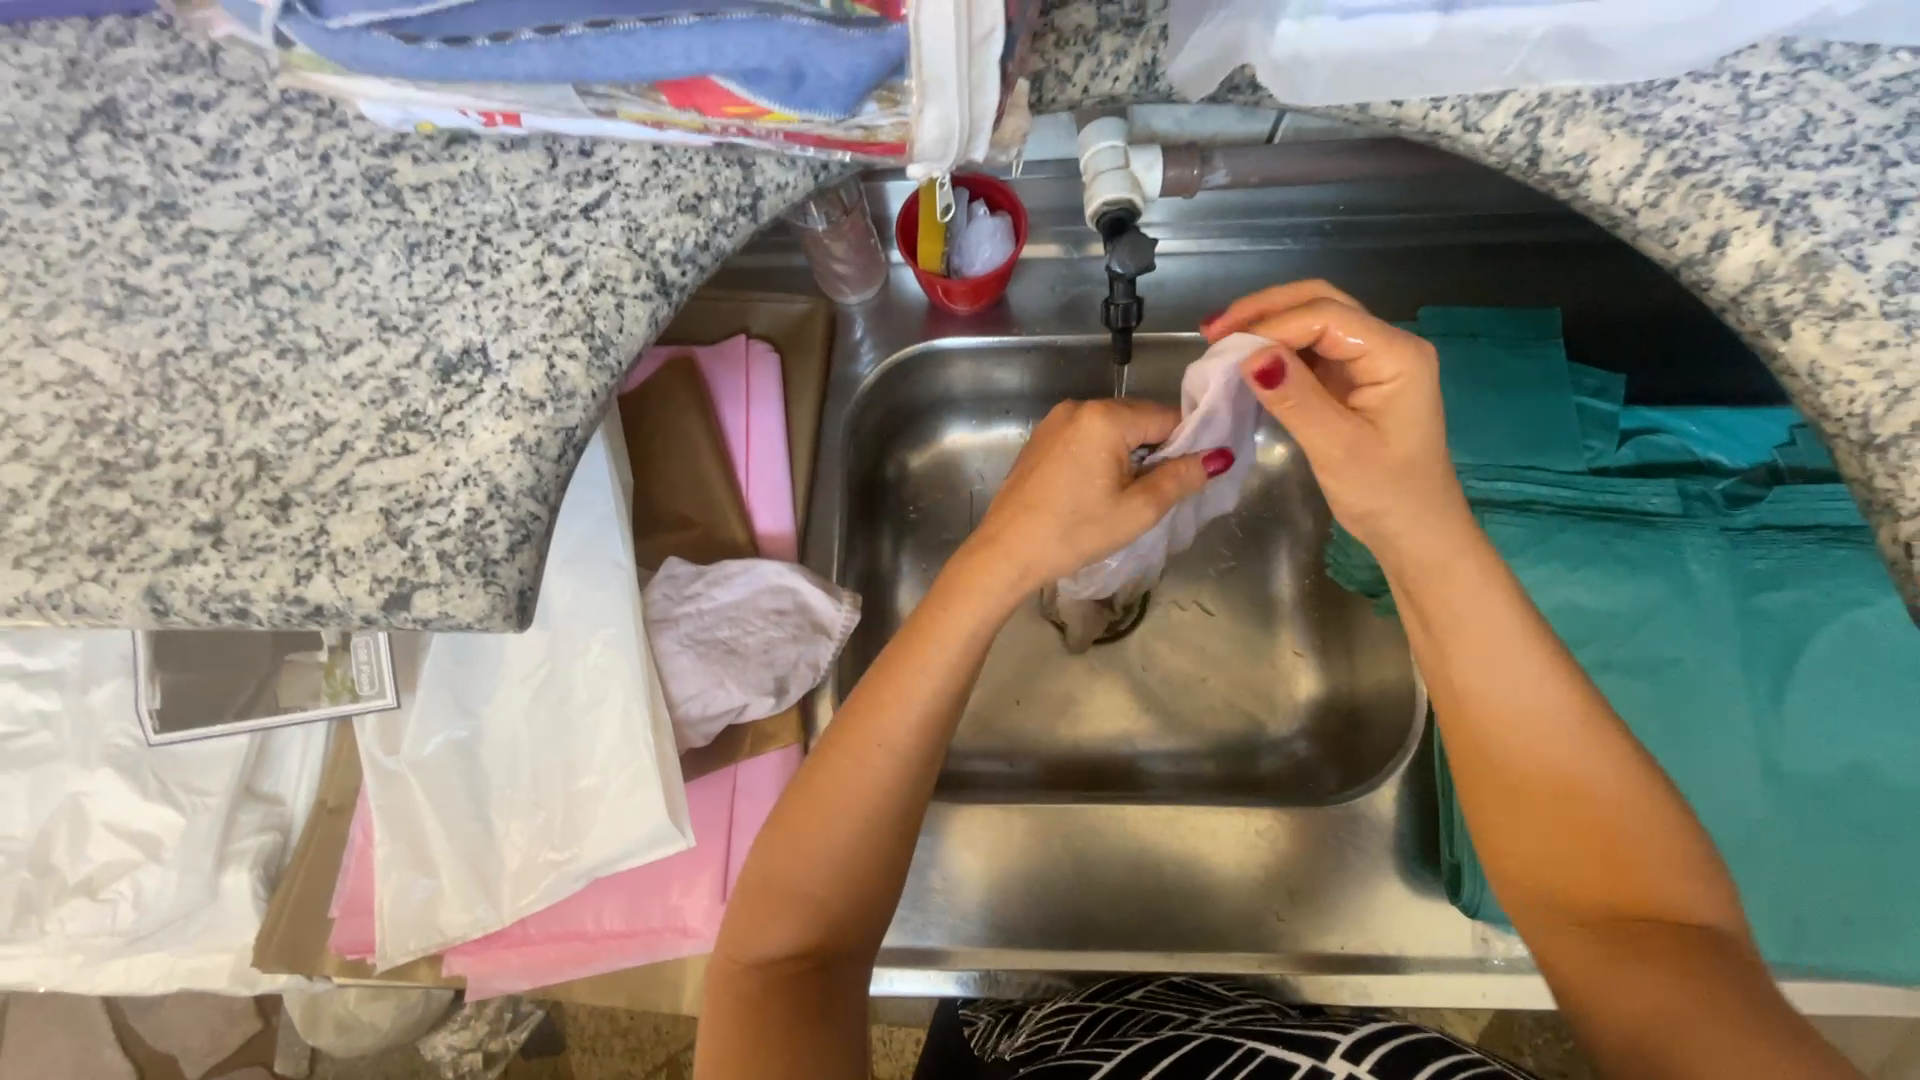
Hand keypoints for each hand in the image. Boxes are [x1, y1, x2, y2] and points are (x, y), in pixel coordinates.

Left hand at [959, 398, 1234, 597]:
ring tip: (1128, 495)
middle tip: (1161, 492)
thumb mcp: (1137, 510)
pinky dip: (1101, 457)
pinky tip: (1097, 491)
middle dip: (1156, 450)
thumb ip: (1181, 478)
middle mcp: (1078, 408)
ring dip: (1129, 455)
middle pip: (1138, 419)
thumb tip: (1218, 457)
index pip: (1167, 417)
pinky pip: (1086, 438)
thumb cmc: (1074, 533)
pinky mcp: (1040, 440)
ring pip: (1111, 430)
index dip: (1187, 444)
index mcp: (1104, 418)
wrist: (1006, 551)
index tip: (1193, 474)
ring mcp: (1054, 422)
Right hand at [1203, 280, 1470, 559]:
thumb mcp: (1337, 447)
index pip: (1326, 316)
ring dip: (1267, 326)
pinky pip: (1310, 352)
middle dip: (1265, 311)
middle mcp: (1386, 346)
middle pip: (1321, 303)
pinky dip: (1275, 351)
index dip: (1273, 326)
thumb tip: (1250, 356)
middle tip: (1213, 330)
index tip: (1224, 348)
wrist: (1415, 530)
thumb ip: (1295, 398)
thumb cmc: (1385, 493)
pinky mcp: (1351, 382)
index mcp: (1395, 355)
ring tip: (1220, 341)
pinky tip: (1245, 361)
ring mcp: (1368, 363)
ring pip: (1313, 323)